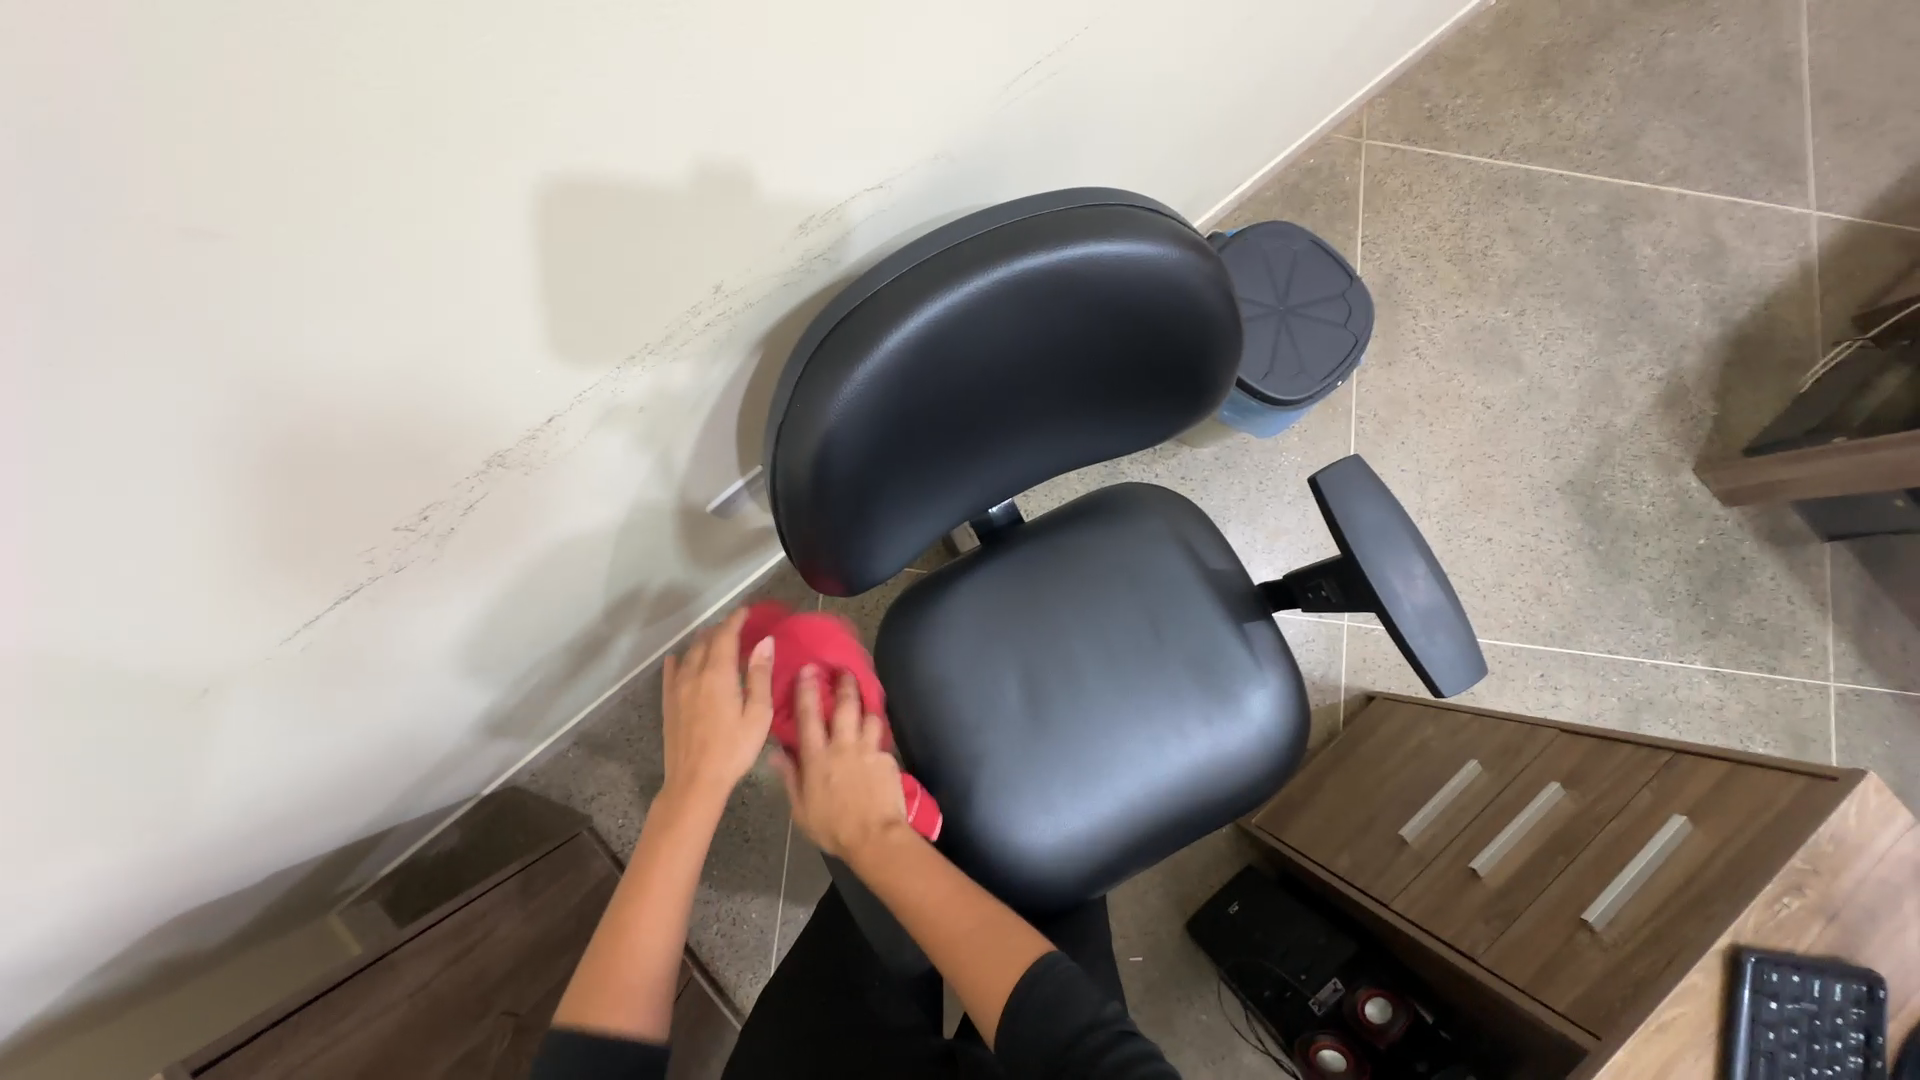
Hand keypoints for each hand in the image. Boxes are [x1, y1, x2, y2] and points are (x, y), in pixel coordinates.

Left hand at [660, 609, 773, 806]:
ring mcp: (677, 689)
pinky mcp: (668, 703)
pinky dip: (679, 659)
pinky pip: (671, 671)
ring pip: (689, 654)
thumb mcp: (758, 714)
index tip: (746, 611)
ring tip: (715, 639)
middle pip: (706, 641)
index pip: (726, 636)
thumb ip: (760, 675)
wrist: (694, 781)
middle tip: (737, 626)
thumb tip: (765, 642)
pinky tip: (679, 658)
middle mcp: (694, 674)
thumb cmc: (734, 749)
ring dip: (703, 642)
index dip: (736, 620)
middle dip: (721, 629)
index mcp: (719, 675)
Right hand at [773, 667, 908, 860]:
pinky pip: (882, 741)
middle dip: (844, 684)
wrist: (875, 838)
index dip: (807, 690)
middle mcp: (843, 746)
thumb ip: (790, 778)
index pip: (808, 716)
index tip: (808, 670)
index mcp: (817, 758)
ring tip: (867, 695)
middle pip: (845, 706)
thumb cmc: (832, 828)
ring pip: (869, 716)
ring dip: (867, 703)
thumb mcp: (801, 809)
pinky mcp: (887, 759)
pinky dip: (878, 736)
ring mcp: (868, 750)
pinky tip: (879, 738)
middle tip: (845, 669)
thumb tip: (776, 753)